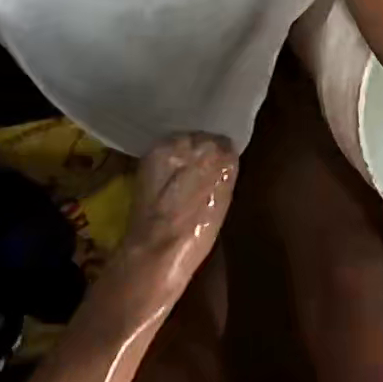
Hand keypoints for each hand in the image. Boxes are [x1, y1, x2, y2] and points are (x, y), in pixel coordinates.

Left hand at [119, 132, 237, 290]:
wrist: (159, 244)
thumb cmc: (197, 237)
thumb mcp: (222, 205)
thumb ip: (223, 178)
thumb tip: (220, 165)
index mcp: (227, 161)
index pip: (226, 145)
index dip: (219, 156)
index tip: (215, 165)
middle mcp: (204, 144)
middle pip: (205, 137)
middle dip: (201, 150)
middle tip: (196, 166)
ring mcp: (177, 143)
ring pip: (184, 139)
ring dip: (183, 150)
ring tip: (179, 168)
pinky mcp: (155, 148)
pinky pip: (165, 145)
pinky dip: (166, 155)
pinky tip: (164, 171)